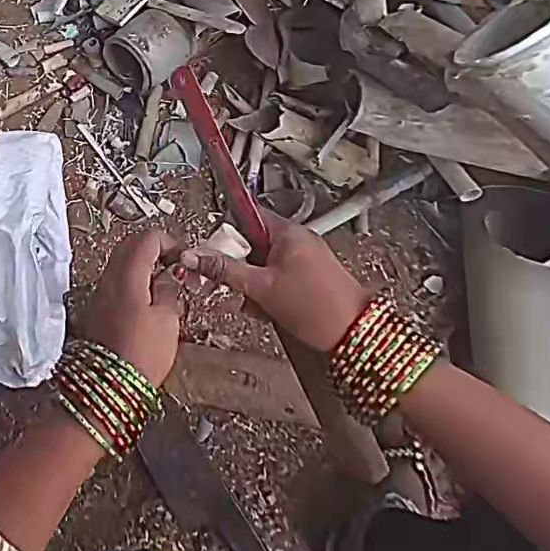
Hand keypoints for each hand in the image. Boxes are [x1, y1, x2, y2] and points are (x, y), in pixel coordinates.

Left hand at [80, 227, 183, 385]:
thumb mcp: (167, 320)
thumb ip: (168, 290)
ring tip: (164, 283)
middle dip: (154, 249)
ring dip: (143, 265)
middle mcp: (109, 278)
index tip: (183, 256)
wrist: (108, 387)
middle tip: (175, 265)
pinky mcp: (98, 308)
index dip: (169, 242)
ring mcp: (100, 292)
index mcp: (128, 274)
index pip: (147, 238)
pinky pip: (116, 281)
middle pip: (130, 245)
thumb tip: (170, 276)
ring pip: (122, 262)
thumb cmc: (140, 355)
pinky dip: (133, 280)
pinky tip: (148, 299)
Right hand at [179, 210, 369, 350]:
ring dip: (253, 284)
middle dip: (239, 267)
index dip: (226, 231)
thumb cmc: (315, 307)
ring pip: (263, 264)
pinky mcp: (309, 278)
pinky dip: (268, 292)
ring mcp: (305, 259)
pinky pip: (278, 277)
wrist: (356, 335)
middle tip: (234, 287)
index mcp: (287, 232)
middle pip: (252, 242)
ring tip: (256, 305)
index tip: (213, 250)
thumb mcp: (260, 288)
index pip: (246, 215)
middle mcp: (297, 239)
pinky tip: (268, 311)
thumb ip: (224, 270)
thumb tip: (192, 255)